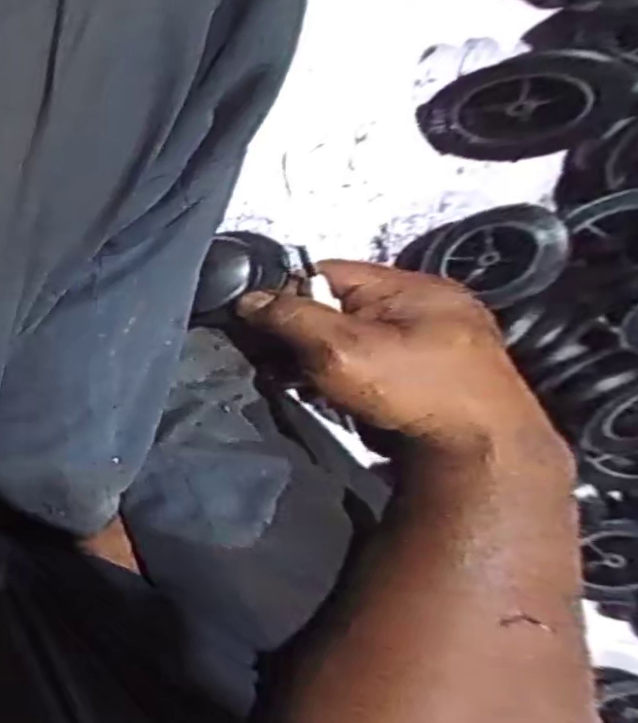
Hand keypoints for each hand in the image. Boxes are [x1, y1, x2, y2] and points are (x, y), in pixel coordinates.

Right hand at [236, 260, 560, 456]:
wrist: (472, 451)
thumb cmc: (414, 392)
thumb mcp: (337, 347)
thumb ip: (290, 316)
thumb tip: (249, 299)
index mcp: (412, 288)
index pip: (325, 271)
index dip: (282, 292)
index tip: (255, 320)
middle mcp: (421, 308)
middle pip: (330, 306)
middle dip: (295, 330)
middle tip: (273, 356)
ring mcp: (421, 342)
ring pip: (340, 336)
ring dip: (309, 356)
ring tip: (294, 377)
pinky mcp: (414, 372)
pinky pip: (355, 359)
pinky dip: (329, 372)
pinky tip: (318, 388)